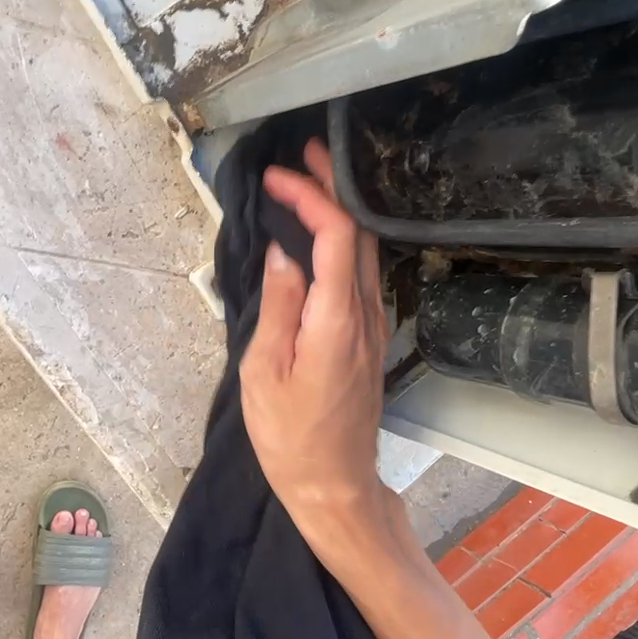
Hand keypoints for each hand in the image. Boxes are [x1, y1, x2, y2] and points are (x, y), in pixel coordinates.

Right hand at [240, 137, 391, 538]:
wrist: (332, 483)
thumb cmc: (289, 437)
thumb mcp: (263, 372)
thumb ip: (278, 306)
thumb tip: (283, 251)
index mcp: (336, 321)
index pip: (337, 236)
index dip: (310, 196)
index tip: (277, 178)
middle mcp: (366, 316)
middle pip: (360, 233)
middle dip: (334, 187)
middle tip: (304, 155)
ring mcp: (374, 327)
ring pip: (366, 251)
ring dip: (342, 210)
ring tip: (312, 182)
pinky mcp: (370, 338)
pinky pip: (363, 273)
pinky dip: (345, 240)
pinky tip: (323, 235)